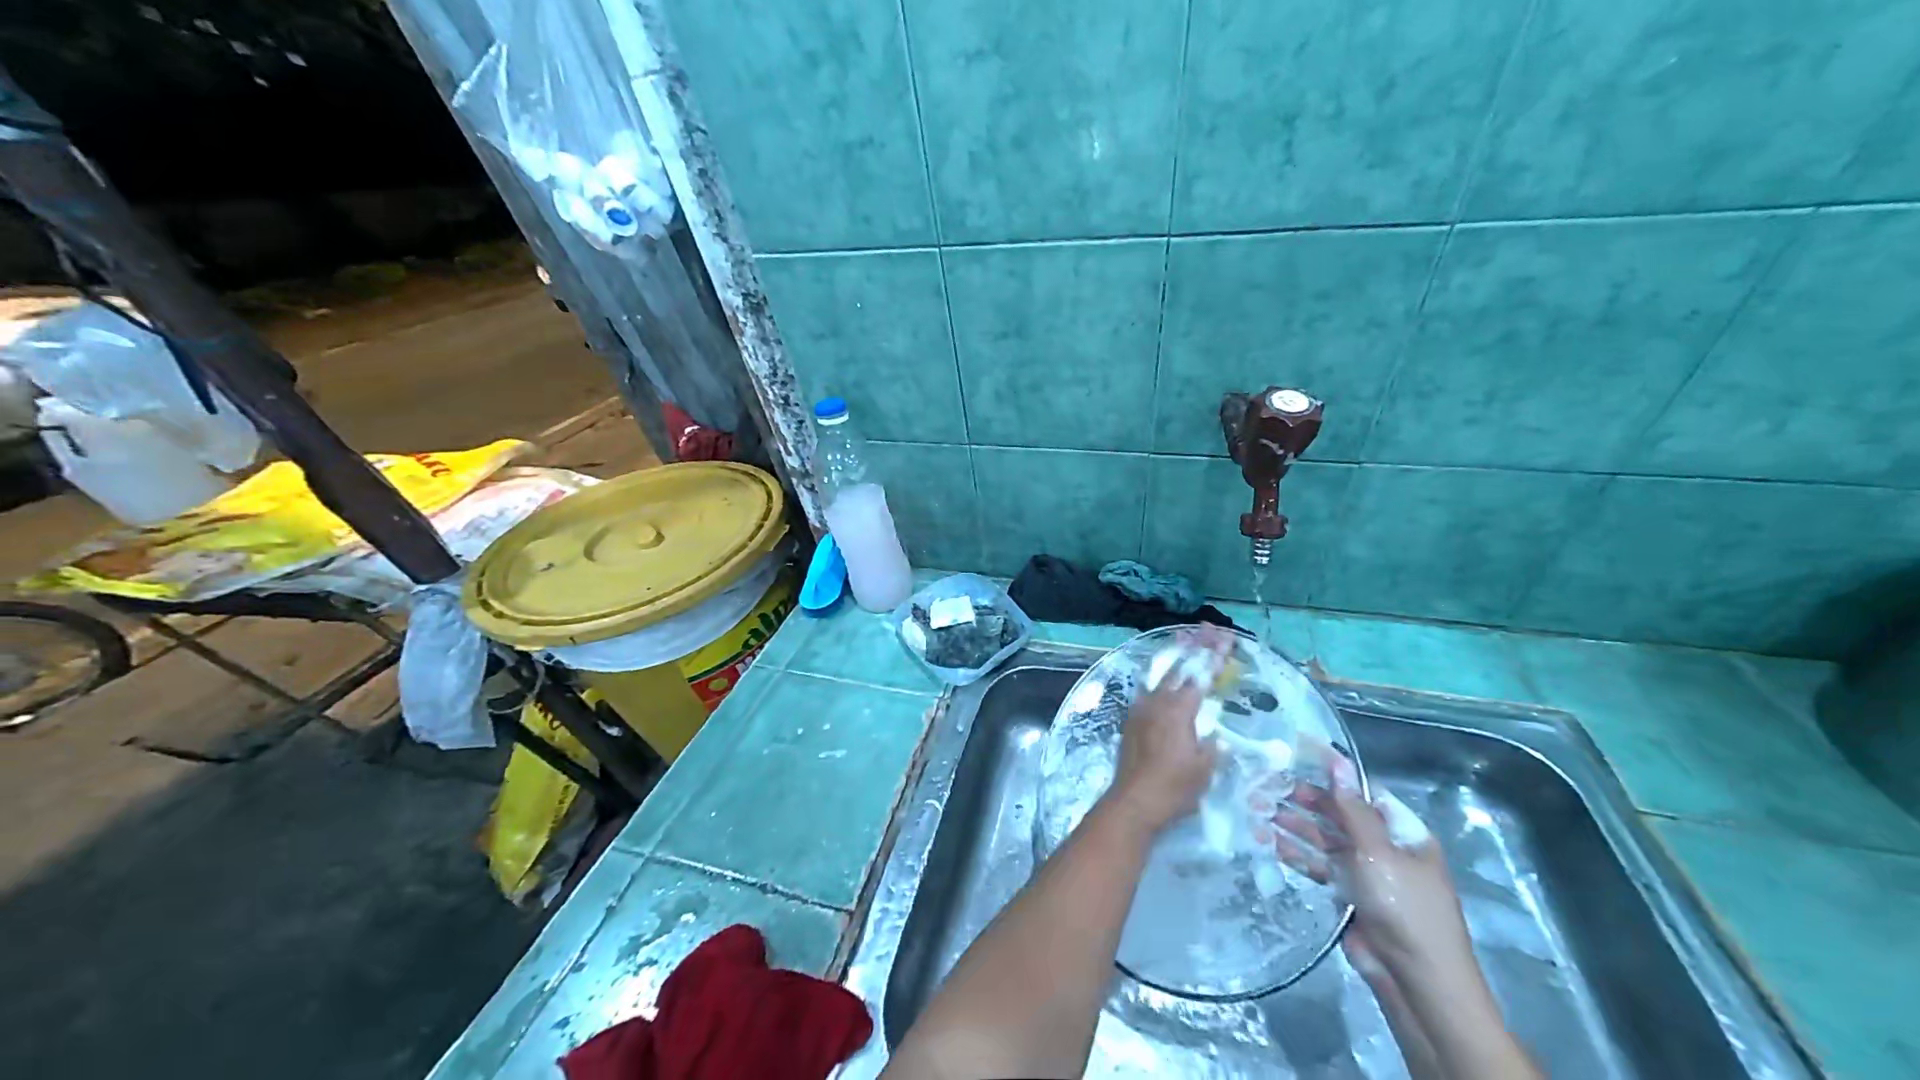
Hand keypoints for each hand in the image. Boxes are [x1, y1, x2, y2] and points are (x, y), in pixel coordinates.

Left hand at [1103, 630, 1227, 834]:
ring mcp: (1141, 709)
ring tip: (1184, 638)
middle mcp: (1158, 702)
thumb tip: (1214, 734)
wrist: (1133, 802)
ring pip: (1161, 675)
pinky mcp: (1132, 720)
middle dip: (1195, 646)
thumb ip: (1212, 745)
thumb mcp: (1204, 768)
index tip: (1225, 636)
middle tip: (1206, 627)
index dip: (1214, 655)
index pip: (1201, 676)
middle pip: (1179, 667)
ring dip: (1175, 657)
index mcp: (1179, 710)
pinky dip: (1159, 677)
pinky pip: (1148, 689)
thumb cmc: (1174, 788)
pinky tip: (1161, 676)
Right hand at [1272, 749, 1475, 977]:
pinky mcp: (1347, 894)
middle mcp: (1384, 847)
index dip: (1330, 774)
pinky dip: (1295, 853)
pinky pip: (1318, 866)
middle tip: (1264, 786)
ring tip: (1257, 811)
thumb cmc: (1404, 906)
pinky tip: (1269, 842)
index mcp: (1402, 832)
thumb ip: (1352, 807)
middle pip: (1338, 814)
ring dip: (1294, 825)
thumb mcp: (1378, 851)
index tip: (1293, 756)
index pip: (1362, 791)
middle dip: (1303, 800)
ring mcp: (1365, 872)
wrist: (1415, 979)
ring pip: (1324, 839)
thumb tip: (1338, 760)